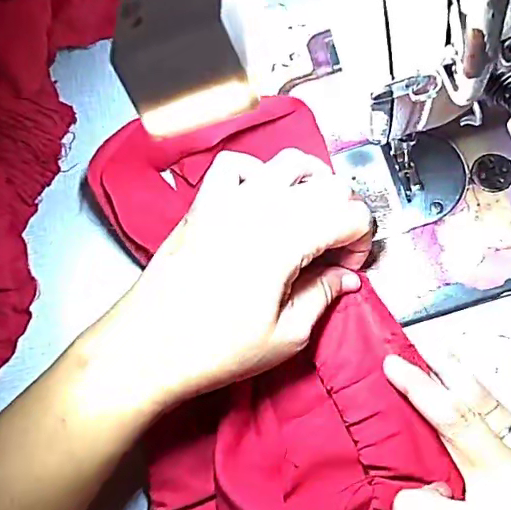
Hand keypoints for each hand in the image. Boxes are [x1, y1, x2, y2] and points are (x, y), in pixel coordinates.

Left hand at [83, 148, 372, 414]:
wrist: (148, 346)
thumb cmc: (208, 347)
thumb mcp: (285, 335)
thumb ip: (323, 296)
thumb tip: (344, 278)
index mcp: (286, 239)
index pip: (351, 214)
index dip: (361, 240)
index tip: (350, 266)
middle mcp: (259, 208)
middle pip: (328, 184)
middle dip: (344, 214)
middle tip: (335, 250)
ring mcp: (228, 200)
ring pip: (289, 162)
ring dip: (312, 185)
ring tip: (310, 217)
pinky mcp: (203, 204)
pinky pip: (237, 165)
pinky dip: (259, 174)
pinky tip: (262, 200)